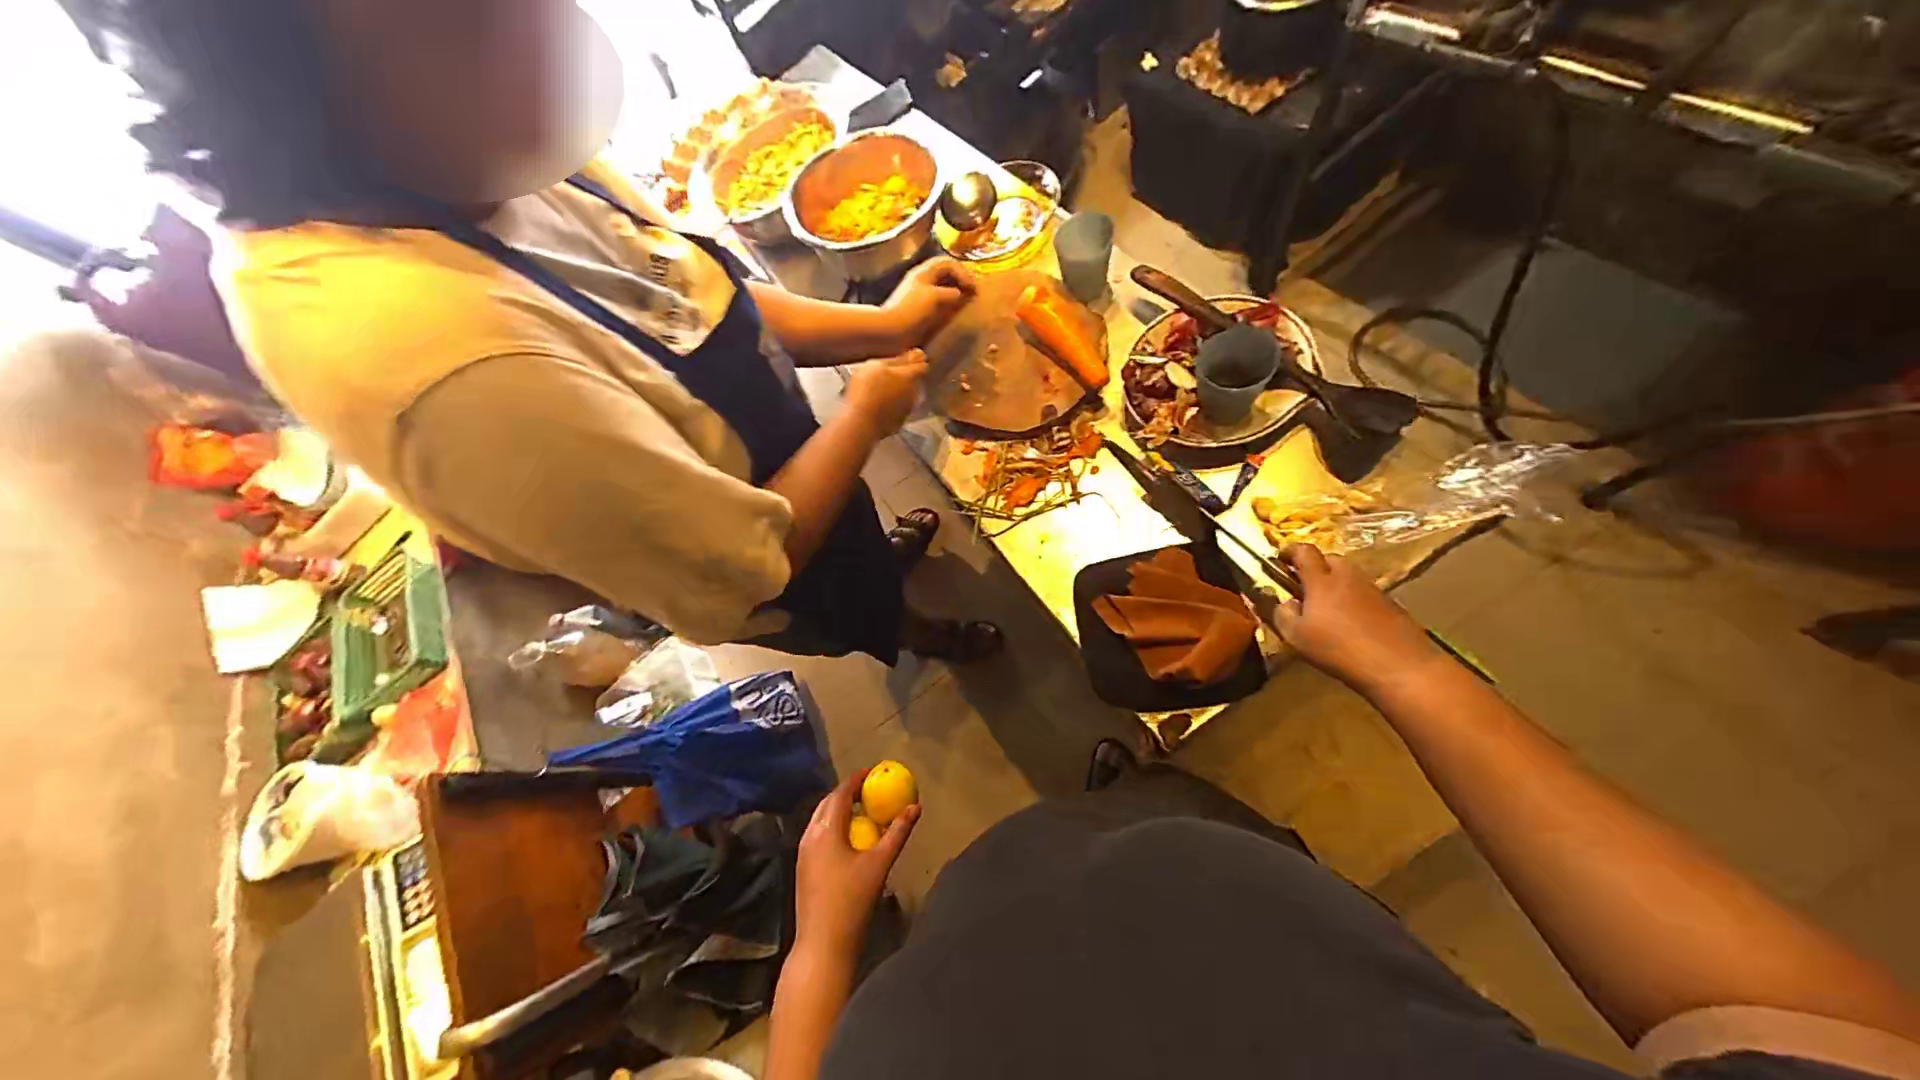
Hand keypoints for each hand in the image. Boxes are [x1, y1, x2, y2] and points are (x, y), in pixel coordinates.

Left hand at [795, 768, 918, 953]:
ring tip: (863, 811)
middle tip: (870, 789)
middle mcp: (809, 836)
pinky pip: (818, 834)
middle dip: (848, 792)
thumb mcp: (880, 864)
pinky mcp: (803, 867)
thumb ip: (898, 833)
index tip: (874, 772)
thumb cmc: (852, 902)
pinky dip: (834, 826)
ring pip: (821, 819)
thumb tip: (915, 807)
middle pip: (828, 803)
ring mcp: (803, 853)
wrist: (822, 945)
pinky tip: (850, 838)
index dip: (857, 779)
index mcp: (825, 830)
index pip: (840, 793)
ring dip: (840, 809)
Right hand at [845, 349, 928, 436]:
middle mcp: (914, 394)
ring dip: (900, 393)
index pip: (922, 365)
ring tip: (882, 391)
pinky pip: (899, 411)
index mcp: (910, 377)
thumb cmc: (867, 389)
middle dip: (906, 377)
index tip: (906, 357)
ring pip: (908, 397)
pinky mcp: (899, 423)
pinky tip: (880, 406)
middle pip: (915, 382)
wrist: (861, 423)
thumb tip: (918, 354)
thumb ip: (899, 360)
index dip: (915, 360)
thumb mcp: (877, 366)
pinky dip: (893, 407)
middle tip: (889, 374)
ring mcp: (908, 410)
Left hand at [880, 257, 975, 347]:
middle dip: (961, 281)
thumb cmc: (911, 311)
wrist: (889, 331)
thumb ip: (951, 293)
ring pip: (942, 288)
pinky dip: (948, 305)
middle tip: (973, 293)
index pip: (948, 263)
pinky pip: (938, 302)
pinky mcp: (918, 310)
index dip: (963, 273)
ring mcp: (919, 295)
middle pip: (945, 274)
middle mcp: (922, 281)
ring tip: (967, 303)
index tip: (973, 287)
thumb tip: (961, 294)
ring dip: (956, 293)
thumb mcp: (934, 298)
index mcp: (924, 272)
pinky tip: (954, 314)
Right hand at [1271, 544, 1445, 692]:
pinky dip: (1353, 600)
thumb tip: (1286, 603)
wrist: (1401, 666)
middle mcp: (1348, 578)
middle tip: (1304, 587)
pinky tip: (1351, 624)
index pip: (1304, 552)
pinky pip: (1365, 594)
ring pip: (1349, 577)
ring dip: (1335, 585)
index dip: (1290, 551)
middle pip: (1330, 559)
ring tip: (1326, 608)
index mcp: (1321, 581)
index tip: (1281, 559)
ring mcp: (1373, 590)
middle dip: (1315, 567)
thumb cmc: (1339, 649)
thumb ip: (1283, 614)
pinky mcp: (1392, 606)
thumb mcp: (1296, 636)